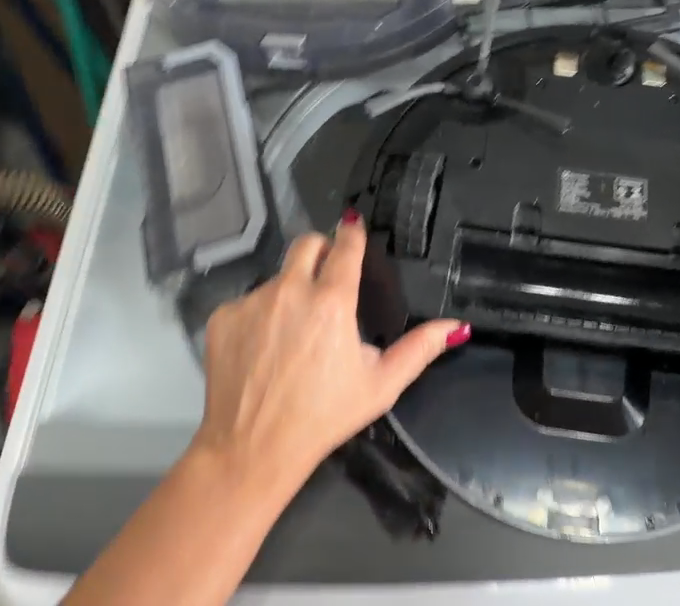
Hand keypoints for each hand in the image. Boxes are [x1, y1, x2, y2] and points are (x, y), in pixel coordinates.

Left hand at [192, 213, 467, 497]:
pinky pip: (247, 302)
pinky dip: (259, 316)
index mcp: (332, 301)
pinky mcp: (222, 317)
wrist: (252, 450)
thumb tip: (457, 326)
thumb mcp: (381, 385)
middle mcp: (290, 290)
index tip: (354, 229)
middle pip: (307, 243)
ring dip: (290, 291)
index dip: (352, 234)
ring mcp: (252, 302)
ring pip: (277, 276)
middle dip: (320, 251)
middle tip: (327, 279)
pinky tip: (264, 348)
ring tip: (294, 333)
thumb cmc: (325, 416)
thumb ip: (420, 348)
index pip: (345, 245)